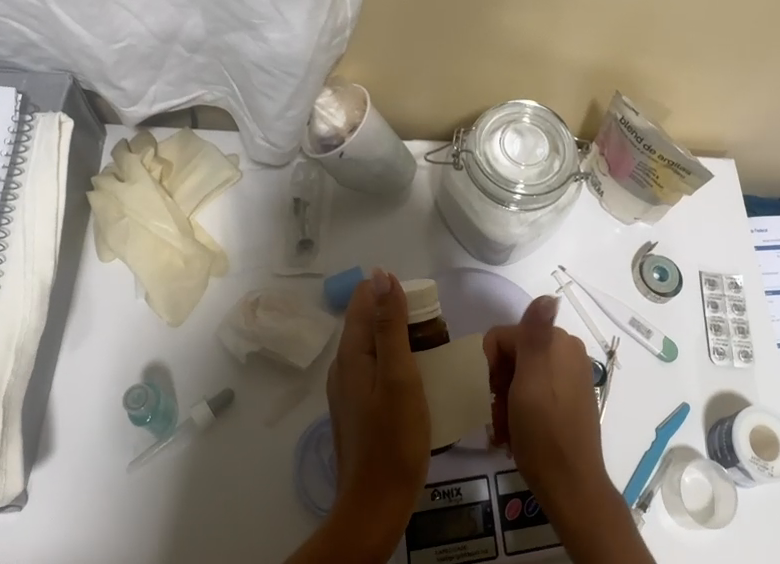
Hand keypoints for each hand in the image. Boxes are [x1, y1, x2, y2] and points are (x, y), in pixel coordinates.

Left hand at [316, 271, 429, 557]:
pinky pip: (377, 370)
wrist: (376, 505)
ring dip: (401, 339)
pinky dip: (398, 362)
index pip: (363, 299)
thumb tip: (382, 275)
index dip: (392, 291)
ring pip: (374, 347)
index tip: (425, 302)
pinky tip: (419, 378)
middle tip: (436, 327)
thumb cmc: (394, 438)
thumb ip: (390, 325)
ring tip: (434, 349)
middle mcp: (343, 367)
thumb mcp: (399, 376)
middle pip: (368, 322)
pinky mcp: (359, 410)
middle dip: (400, 314)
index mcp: (350, 354)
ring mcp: (348, 391)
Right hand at [485, 295, 604, 505]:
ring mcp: (569, 377)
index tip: (492, 394)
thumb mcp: (530, 380)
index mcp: (558, 342)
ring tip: (504, 429)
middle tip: (497, 414)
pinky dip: (520, 410)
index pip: (505, 337)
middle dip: (498, 384)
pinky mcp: (569, 400)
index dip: (490, 365)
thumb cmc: (543, 431)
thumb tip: (548, 295)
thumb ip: (534, 335)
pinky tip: (515, 434)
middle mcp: (566, 352)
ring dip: (506, 401)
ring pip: (520, 377)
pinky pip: (534, 393)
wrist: (570, 484)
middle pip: (513, 355)